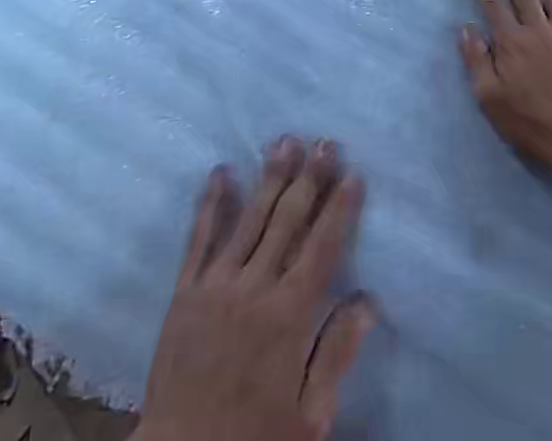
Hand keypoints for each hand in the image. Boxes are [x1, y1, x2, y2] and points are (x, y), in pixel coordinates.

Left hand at [134, 137, 376, 440]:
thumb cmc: (253, 437)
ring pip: (249, 219)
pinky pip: (199, 239)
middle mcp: (254, 289)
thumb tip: (367, 300)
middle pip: (288, 221)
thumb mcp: (309, 414)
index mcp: (288, 316)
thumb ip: (337, 353)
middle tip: (325, 142)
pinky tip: (221, 172)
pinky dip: (211, 203)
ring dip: (270, 177)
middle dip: (310, 179)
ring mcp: (215, 286)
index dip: (339, 208)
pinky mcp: (184, 292)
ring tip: (286, 141)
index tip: (353, 174)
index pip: (322, 248)